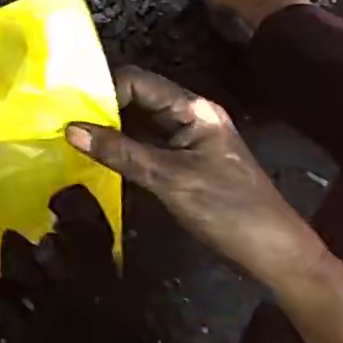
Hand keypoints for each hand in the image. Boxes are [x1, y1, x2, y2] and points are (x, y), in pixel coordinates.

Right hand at [67, 67, 325, 286]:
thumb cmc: (230, 212)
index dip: (104, 89)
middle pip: (134, 97)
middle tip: (62, 116)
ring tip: (70, 131)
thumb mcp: (169, 180)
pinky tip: (93, 150)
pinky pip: (140, 141)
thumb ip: (119, 152)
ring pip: (135, 120)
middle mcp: (187, 116)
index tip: (71, 106)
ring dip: (106, 125)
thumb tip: (69, 129)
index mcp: (193, 110)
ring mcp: (184, 138)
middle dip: (99, 105)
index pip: (137, 82)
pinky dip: (117, 144)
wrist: (280, 260)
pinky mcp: (179, 159)